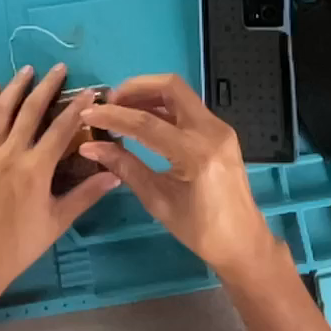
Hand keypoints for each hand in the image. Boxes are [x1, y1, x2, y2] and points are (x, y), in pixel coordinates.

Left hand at [0, 64, 119, 306]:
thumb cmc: (19, 246)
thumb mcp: (57, 222)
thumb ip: (86, 195)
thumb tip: (115, 174)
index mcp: (36, 169)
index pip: (62, 128)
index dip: (78, 108)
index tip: (90, 91)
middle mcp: (11, 154)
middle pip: (31, 110)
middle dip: (48, 86)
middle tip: (59, 68)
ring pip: (2, 111)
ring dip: (16, 87)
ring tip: (28, 70)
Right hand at [81, 73, 283, 284]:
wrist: (243, 243)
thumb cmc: (200, 231)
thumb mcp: (157, 201)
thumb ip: (124, 166)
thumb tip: (90, 146)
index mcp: (195, 154)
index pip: (146, 123)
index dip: (113, 116)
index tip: (87, 113)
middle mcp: (211, 131)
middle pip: (170, 87)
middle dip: (135, 88)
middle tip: (110, 103)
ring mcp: (219, 128)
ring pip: (180, 93)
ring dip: (148, 94)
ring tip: (121, 109)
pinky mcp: (220, 131)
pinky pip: (187, 107)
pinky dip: (163, 106)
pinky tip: (143, 119)